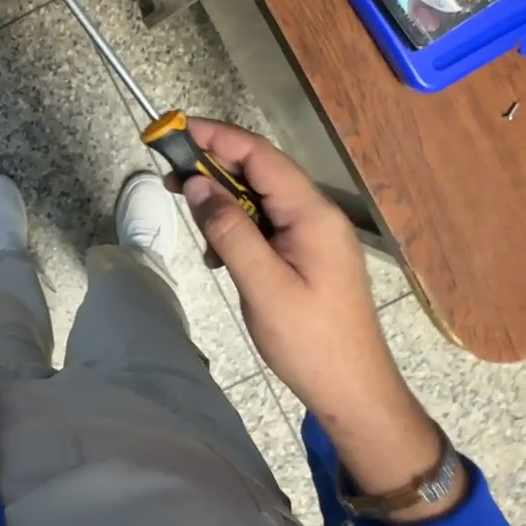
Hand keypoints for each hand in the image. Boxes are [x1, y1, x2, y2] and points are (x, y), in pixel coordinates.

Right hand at [179, 118, 454, 515]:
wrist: (356, 394)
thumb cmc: (310, 342)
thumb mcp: (262, 285)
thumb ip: (228, 229)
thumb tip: (195, 182)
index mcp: (311, 213)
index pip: (259, 155)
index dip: (215, 136)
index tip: (173, 130)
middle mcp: (315, 213)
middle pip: (259, 169)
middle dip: (212, 165)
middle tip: (168, 176)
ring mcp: (313, 233)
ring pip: (259, 195)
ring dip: (221, 198)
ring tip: (190, 215)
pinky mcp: (306, 252)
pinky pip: (264, 221)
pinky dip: (235, 225)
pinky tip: (218, 253)